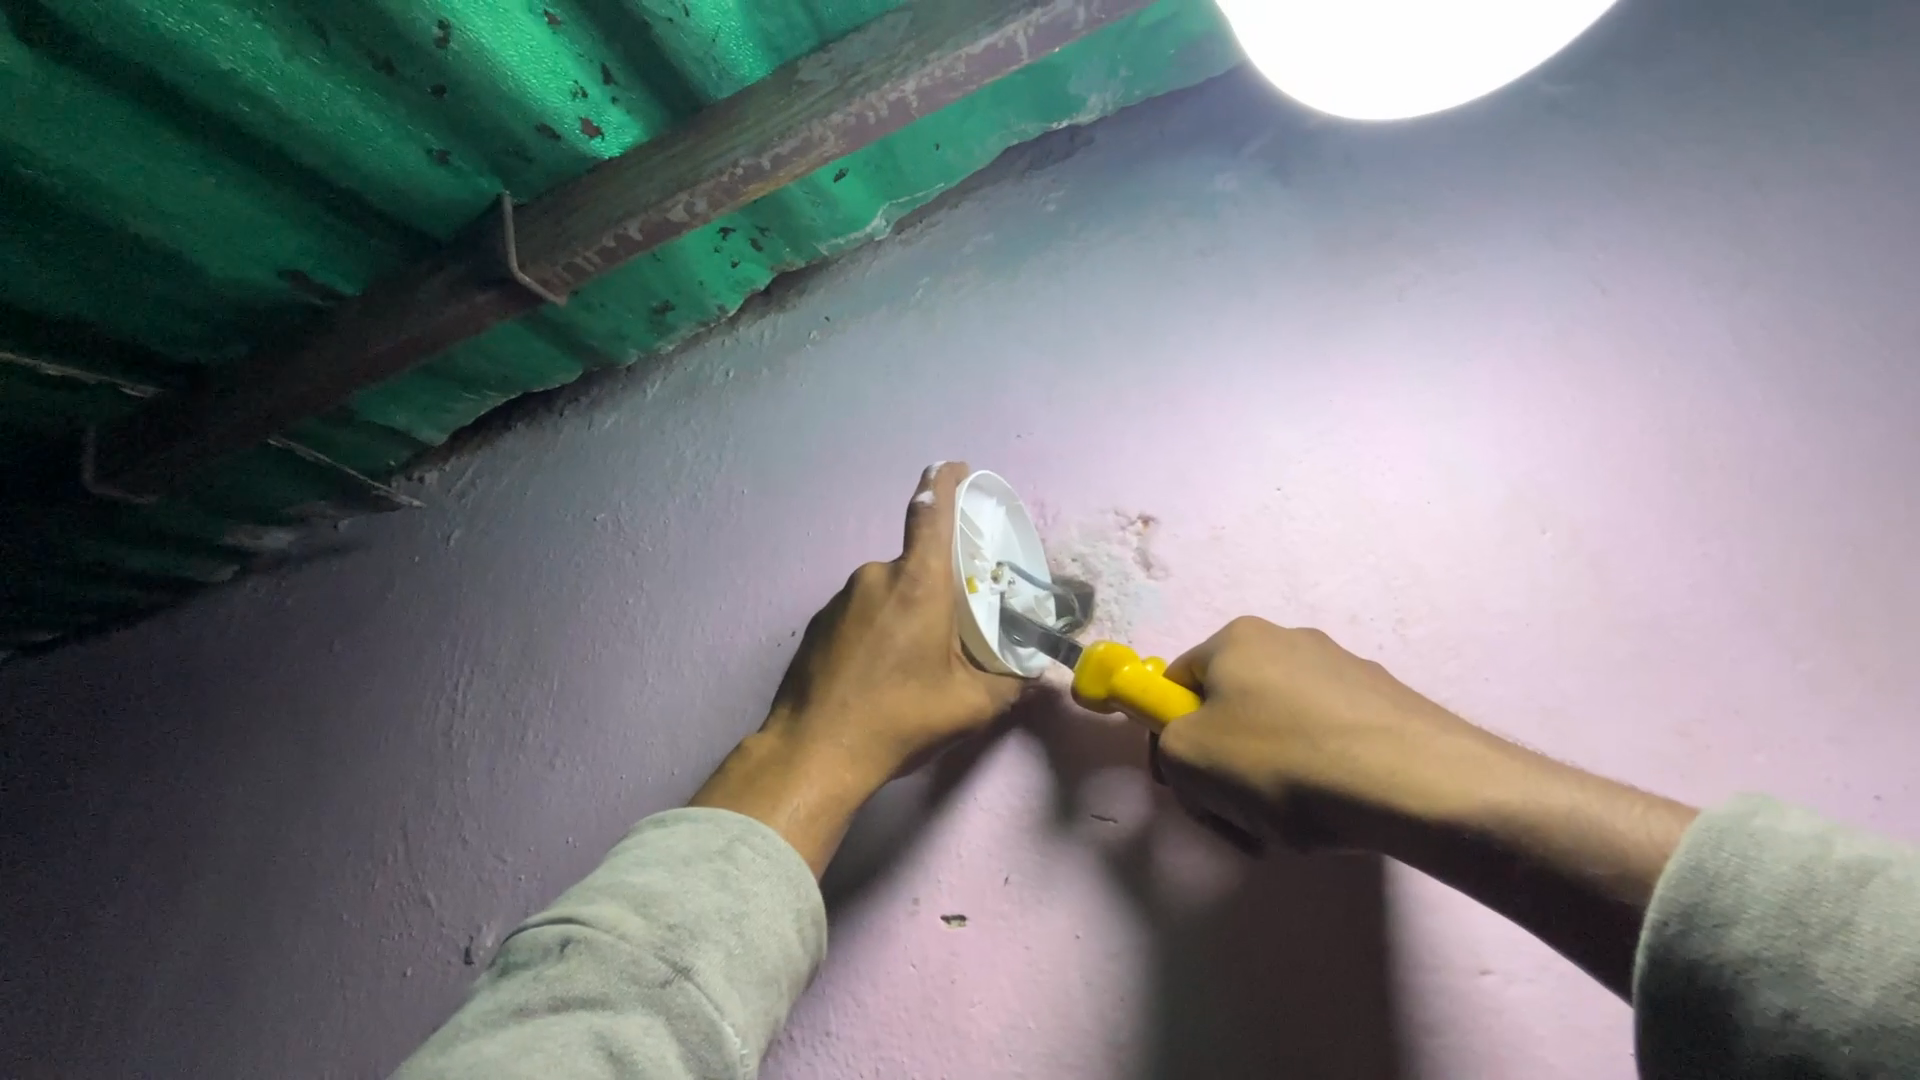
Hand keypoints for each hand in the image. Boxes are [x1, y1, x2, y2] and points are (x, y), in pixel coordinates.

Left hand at [691, 462, 1022, 875]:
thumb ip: (1010, 682)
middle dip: (938, 586)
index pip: (931, 510)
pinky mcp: (817, 623)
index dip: (945, 481)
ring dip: (906, 611)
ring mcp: (840, 598)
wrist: (815, 750)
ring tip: (912, 662)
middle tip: (952, 629)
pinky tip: (877, 672)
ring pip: (888, 590)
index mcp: (918, 582)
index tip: (955, 466)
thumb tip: (1036, 675)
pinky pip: (860, 611)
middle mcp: (876, 577)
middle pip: (916, 563)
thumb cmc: (900, 717)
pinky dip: (876, 629)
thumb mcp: (970, 705)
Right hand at [1156, 616, 1522, 852]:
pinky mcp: (1390, 703)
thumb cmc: (1283, 763)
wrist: (1419, 785)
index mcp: (1237, 639)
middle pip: (1231, 706)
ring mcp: (1346, 669)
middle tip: (1234, 811)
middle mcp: (1291, 639)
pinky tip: (1334, 810)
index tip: (1186, 781)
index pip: (1178, 682)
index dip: (1169, 734)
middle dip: (1223, 760)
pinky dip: (1318, 772)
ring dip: (1269, 772)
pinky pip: (1329, 738)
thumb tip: (1192, 748)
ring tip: (1288, 822)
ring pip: (1280, 726)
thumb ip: (1166, 745)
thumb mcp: (1188, 759)